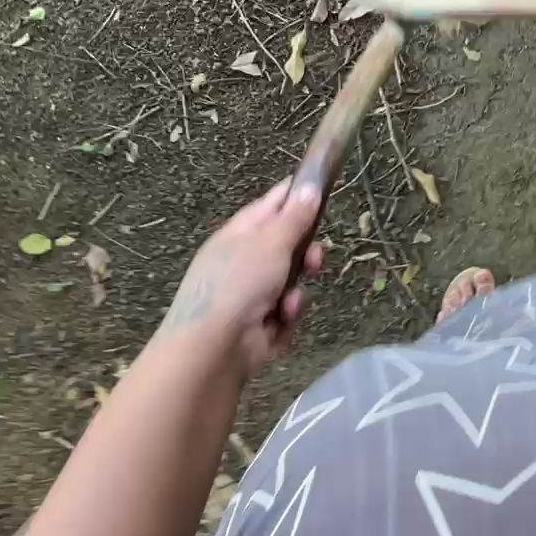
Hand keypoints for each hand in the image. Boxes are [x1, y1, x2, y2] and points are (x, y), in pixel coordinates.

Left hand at [148, 175, 324, 381]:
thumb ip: (295, 215)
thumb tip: (311, 186)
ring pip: (293, 280)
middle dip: (306, 253)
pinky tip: (279, 321)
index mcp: (240, 234)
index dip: (298, 195)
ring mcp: (250, 293)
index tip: (324, 189)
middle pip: (289, 245)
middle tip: (314, 259)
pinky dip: (287, 315)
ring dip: (297, 290)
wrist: (212, 349)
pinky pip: (288, 310)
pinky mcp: (260, 323)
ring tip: (290, 301)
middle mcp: (244, 261)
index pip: (273, 204)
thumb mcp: (271, 242)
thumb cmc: (238, 284)